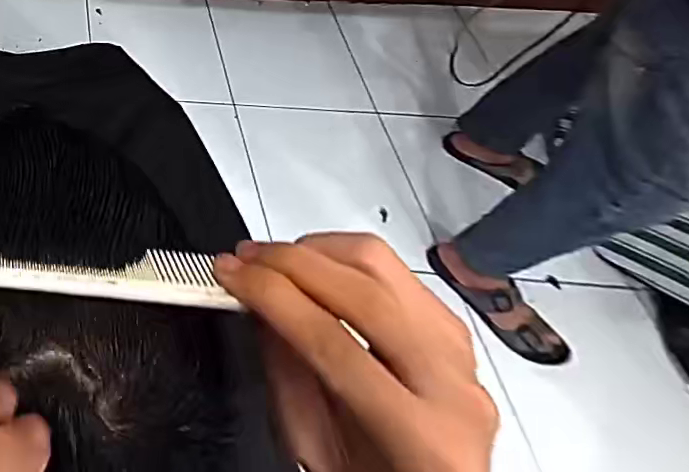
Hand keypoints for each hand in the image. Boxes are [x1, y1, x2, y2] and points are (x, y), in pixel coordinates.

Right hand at [214, 235, 496, 471]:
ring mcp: (460, 358)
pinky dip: (339, 258)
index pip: (329, 337)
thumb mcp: (309, 437)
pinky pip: (390, 269)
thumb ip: (283, 363)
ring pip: (377, 263)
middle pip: (360, 291)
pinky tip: (313, 270)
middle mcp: (453, 393)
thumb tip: (251, 295)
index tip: (227, 272)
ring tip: (274, 260)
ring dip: (312, 250)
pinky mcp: (451, 330)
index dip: (267, 292)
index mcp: (421, 438)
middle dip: (284, 261)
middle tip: (242, 259)